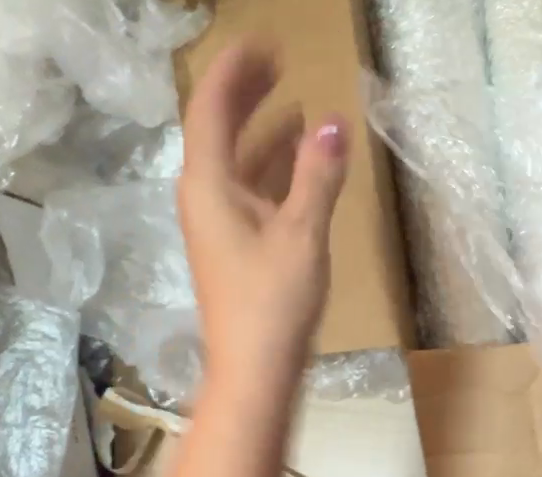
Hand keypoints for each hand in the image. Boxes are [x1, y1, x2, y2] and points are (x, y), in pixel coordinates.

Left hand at [180, 45, 346, 385]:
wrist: (255, 368)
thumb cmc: (273, 302)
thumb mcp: (302, 236)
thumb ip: (317, 178)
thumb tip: (333, 123)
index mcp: (210, 186)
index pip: (213, 110)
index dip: (234, 72)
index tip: (261, 43)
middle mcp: (207, 198)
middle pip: (222, 132)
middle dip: (249, 97)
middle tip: (278, 65)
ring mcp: (222, 225)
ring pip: (241, 165)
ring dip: (266, 136)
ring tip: (295, 110)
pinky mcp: (240, 249)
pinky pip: (254, 193)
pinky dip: (276, 173)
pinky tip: (298, 171)